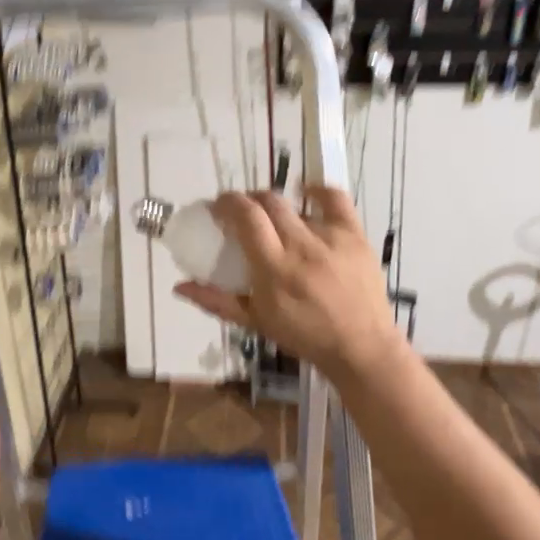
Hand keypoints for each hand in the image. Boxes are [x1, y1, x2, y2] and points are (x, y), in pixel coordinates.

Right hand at [173, 187, 407, 383]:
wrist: (360, 347)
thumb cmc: (304, 337)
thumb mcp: (256, 322)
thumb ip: (216, 300)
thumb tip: (179, 286)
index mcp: (274, 268)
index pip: (246, 216)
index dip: (227, 202)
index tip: (218, 207)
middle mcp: (302, 246)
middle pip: (268, 202)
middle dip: (248, 200)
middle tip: (240, 213)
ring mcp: (331, 238)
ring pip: (295, 204)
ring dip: (277, 206)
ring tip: (273, 218)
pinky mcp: (355, 235)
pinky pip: (335, 199)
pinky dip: (317, 191)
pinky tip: (306, 193)